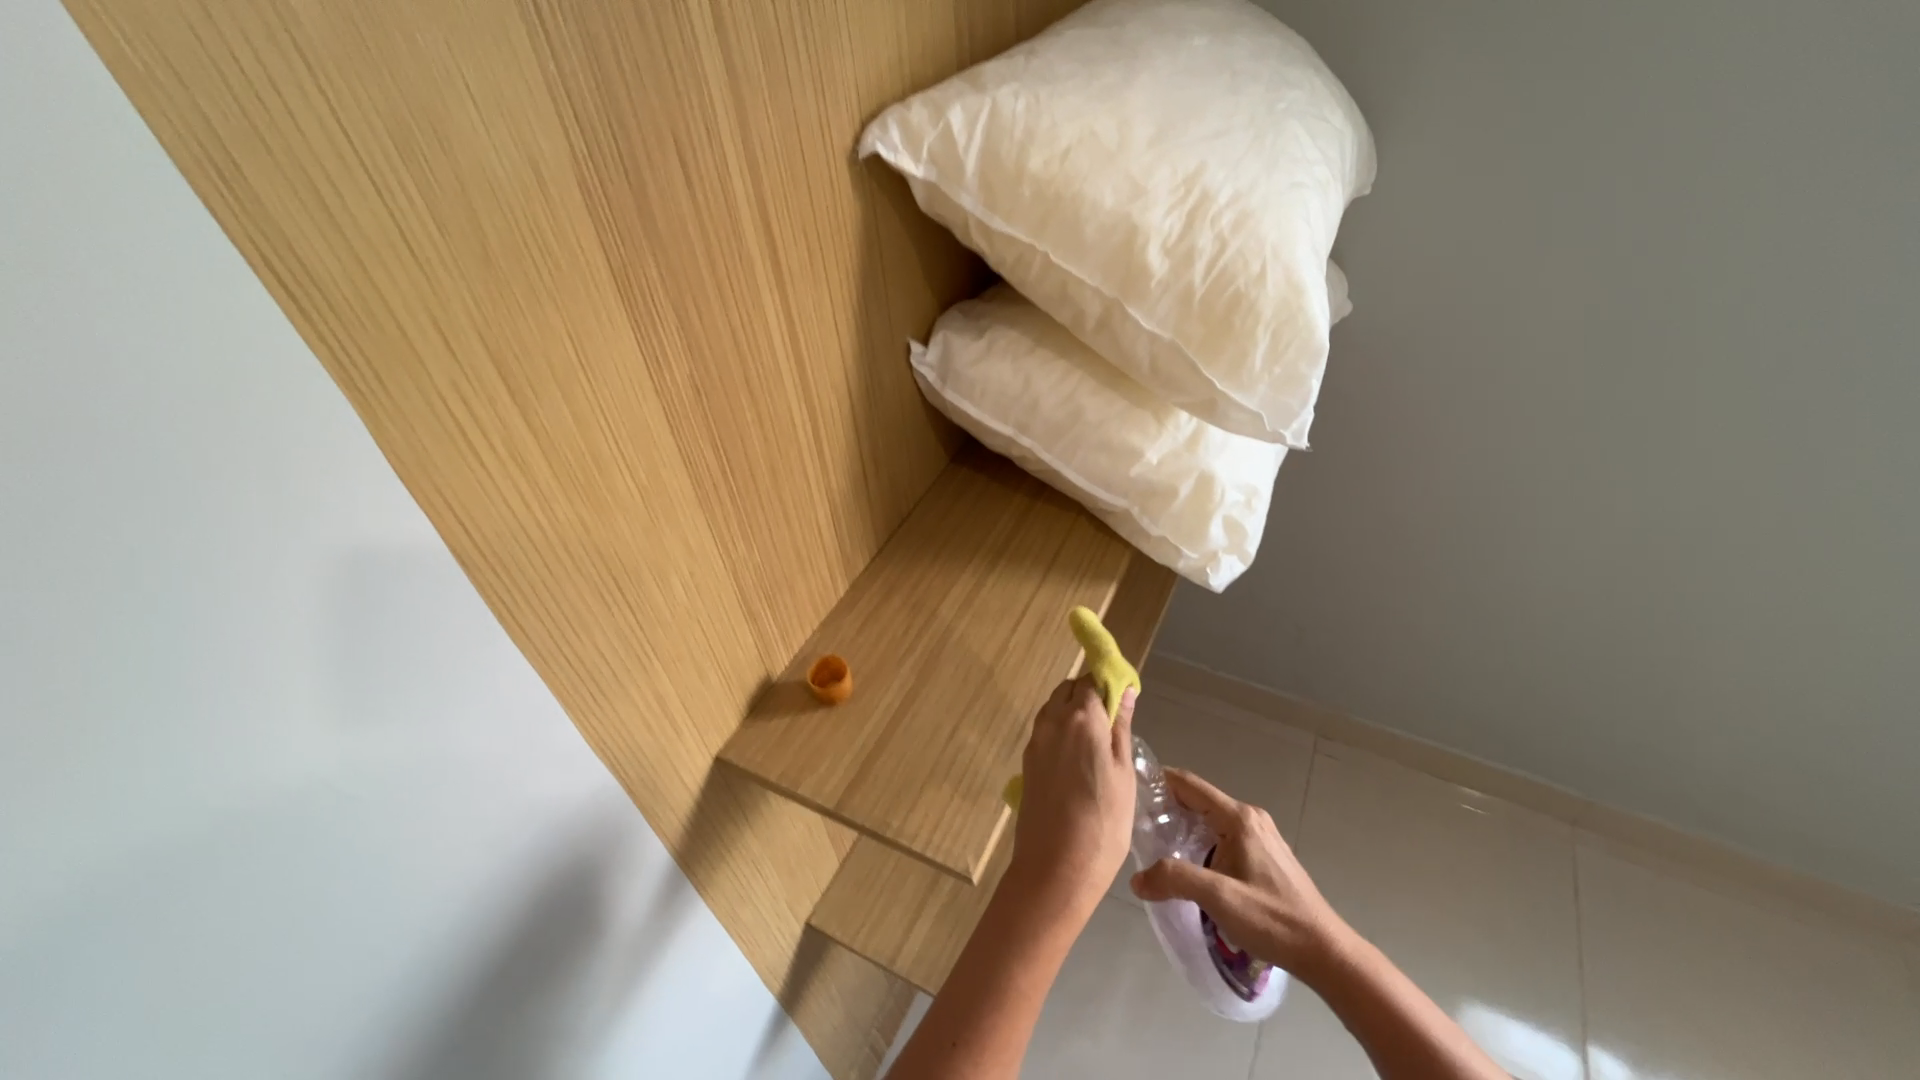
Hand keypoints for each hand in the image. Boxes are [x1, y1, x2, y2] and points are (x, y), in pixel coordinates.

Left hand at [1007, 676, 1136, 917]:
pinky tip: (1079, 759)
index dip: (1110, 684)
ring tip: (1098, 743)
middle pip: (1069, 690)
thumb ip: (1121, 728)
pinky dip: (1061, 732)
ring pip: (1054, 709)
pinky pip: (1046, 731)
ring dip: (1073, 712)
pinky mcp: (1027, 763)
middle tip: (1113, 724)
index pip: (1093, 680)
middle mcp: (1052, 721)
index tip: (1125, 701)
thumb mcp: (1123, 773)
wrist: (1055, 868)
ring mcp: (1035, 742)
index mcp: (1081, 717)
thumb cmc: (1103, 822)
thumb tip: (1125, 692)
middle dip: (1089, 695)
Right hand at [1130, 768, 1344, 974]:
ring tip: (1154, 847)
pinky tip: (1188, 866)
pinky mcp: (1265, 855)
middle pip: (1198, 800)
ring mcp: (1260, 836)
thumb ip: (1174, 880)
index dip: (1158, 781)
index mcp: (1238, 818)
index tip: (1130, 791)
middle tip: (1135, 826)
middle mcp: (1250, 818)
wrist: (1323, 950)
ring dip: (1182, 828)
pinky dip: (1200, 842)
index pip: (1188, 784)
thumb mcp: (1218, 898)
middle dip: (1166, 808)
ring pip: (1210, 820)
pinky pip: (1222, 836)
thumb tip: (1137, 879)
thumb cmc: (1272, 918)